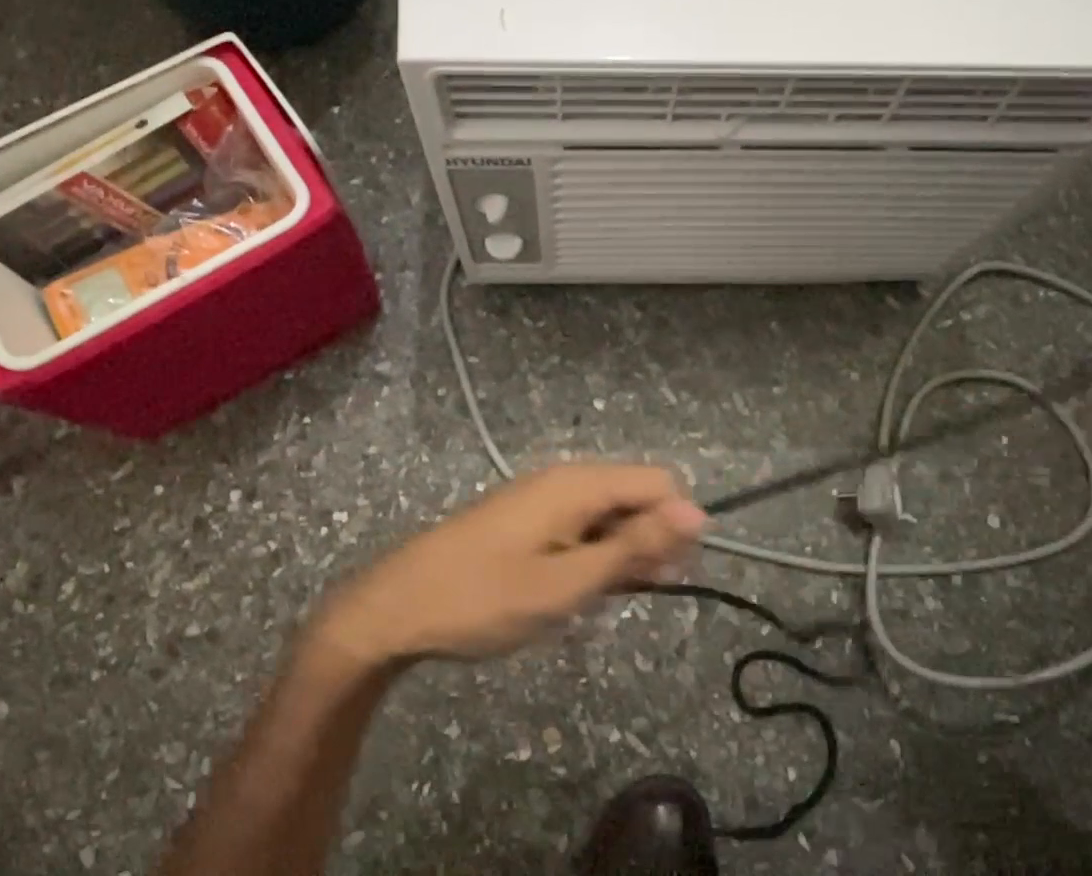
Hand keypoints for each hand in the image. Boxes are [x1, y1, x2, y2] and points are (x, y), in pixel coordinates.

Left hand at [313, 464, 707, 663]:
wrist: (393, 610)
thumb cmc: (483, 599)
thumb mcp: (567, 582)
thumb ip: (633, 547)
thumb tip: (698, 512)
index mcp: (577, 484)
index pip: (660, 482)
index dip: (675, 527)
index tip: (665, 577)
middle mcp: (561, 480)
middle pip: (633, 497)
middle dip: (644, 545)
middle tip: (620, 597)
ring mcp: (537, 500)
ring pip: (604, 518)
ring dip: (613, 558)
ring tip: (586, 603)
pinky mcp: (520, 521)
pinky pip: (574, 530)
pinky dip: (583, 560)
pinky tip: (562, 595)